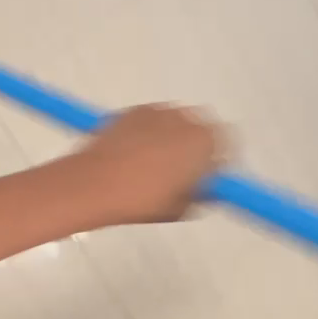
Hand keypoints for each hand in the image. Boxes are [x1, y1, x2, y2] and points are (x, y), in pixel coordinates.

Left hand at [74, 104, 225, 224]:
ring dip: (166, 139)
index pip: (226, 146)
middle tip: (173, 174)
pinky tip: (128, 155)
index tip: (202, 179)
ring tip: (145, 165)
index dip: (214, 164)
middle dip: (191, 148)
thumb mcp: (183, 208)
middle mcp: (187, 118)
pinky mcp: (130, 111)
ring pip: (172, 125)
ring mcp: (157, 110)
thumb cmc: (141, 200)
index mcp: (207, 140)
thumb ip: (200, 194)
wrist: (92, 184)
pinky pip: (146, 122)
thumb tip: (202, 190)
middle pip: (199, 132)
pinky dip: (143, 134)